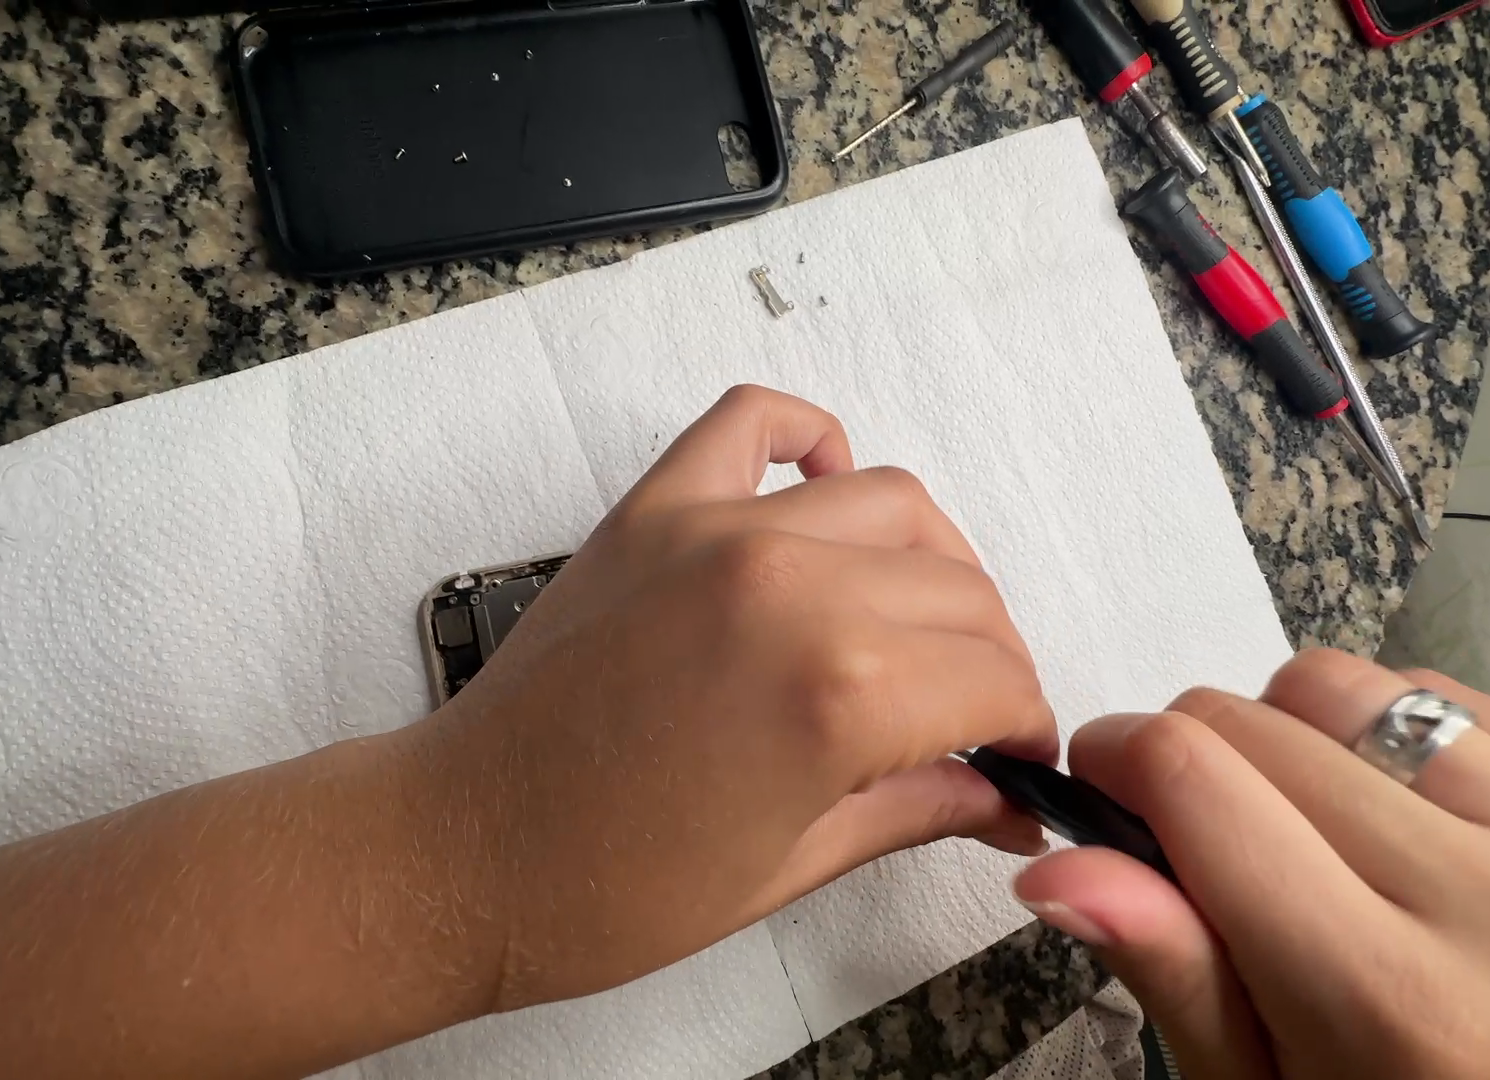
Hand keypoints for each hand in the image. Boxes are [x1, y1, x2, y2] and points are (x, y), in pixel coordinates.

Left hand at [396, 385, 1057, 1014]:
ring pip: (888, 499)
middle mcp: (783, 586)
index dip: (1023, 722)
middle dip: (991, 654)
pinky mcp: (653, 509)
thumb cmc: (604, 884)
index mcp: (833, 693)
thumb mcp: (791, 866)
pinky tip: (823, 482)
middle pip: (957, 588)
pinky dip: (805, 435)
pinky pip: (750, 421)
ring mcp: (712, 531)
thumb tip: (1001, 797)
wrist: (466, 845)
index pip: (994, 677)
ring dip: (930, 558)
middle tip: (974, 704)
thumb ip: (917, 808)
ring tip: (916, 616)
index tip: (1015, 750)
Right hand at [1014, 648, 1489, 1079]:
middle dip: (1187, 756)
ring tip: (1317, 820)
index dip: (1110, 757)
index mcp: (1392, 997)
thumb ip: (1172, 972)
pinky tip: (1412, 817)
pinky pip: (1451, 696)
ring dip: (1286, 733)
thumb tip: (1048, 869)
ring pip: (1337, 685)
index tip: (1106, 793)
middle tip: (1214, 838)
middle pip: (1243, 718)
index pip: (1183, 771)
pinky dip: (1388, 732)